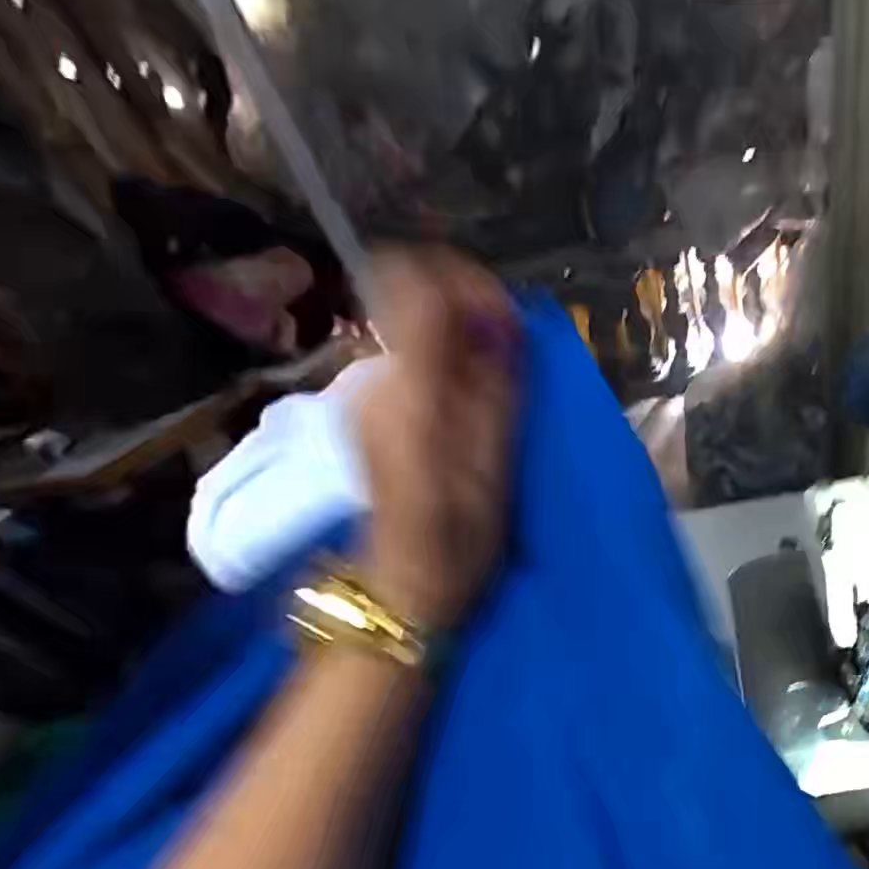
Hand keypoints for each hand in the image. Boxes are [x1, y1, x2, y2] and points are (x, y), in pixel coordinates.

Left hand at [355, 249, 519, 629]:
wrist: (400, 588)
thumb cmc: (456, 542)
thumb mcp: (492, 467)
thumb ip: (494, 385)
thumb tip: (499, 322)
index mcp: (408, 392)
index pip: (416, 281)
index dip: (467, 282)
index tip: (504, 323)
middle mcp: (374, 382)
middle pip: (410, 295)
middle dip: (466, 310)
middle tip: (505, 355)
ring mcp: (363, 395)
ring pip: (408, 324)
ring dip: (456, 337)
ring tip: (491, 384)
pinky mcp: (366, 410)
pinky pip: (407, 357)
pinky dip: (442, 361)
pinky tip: (465, 403)